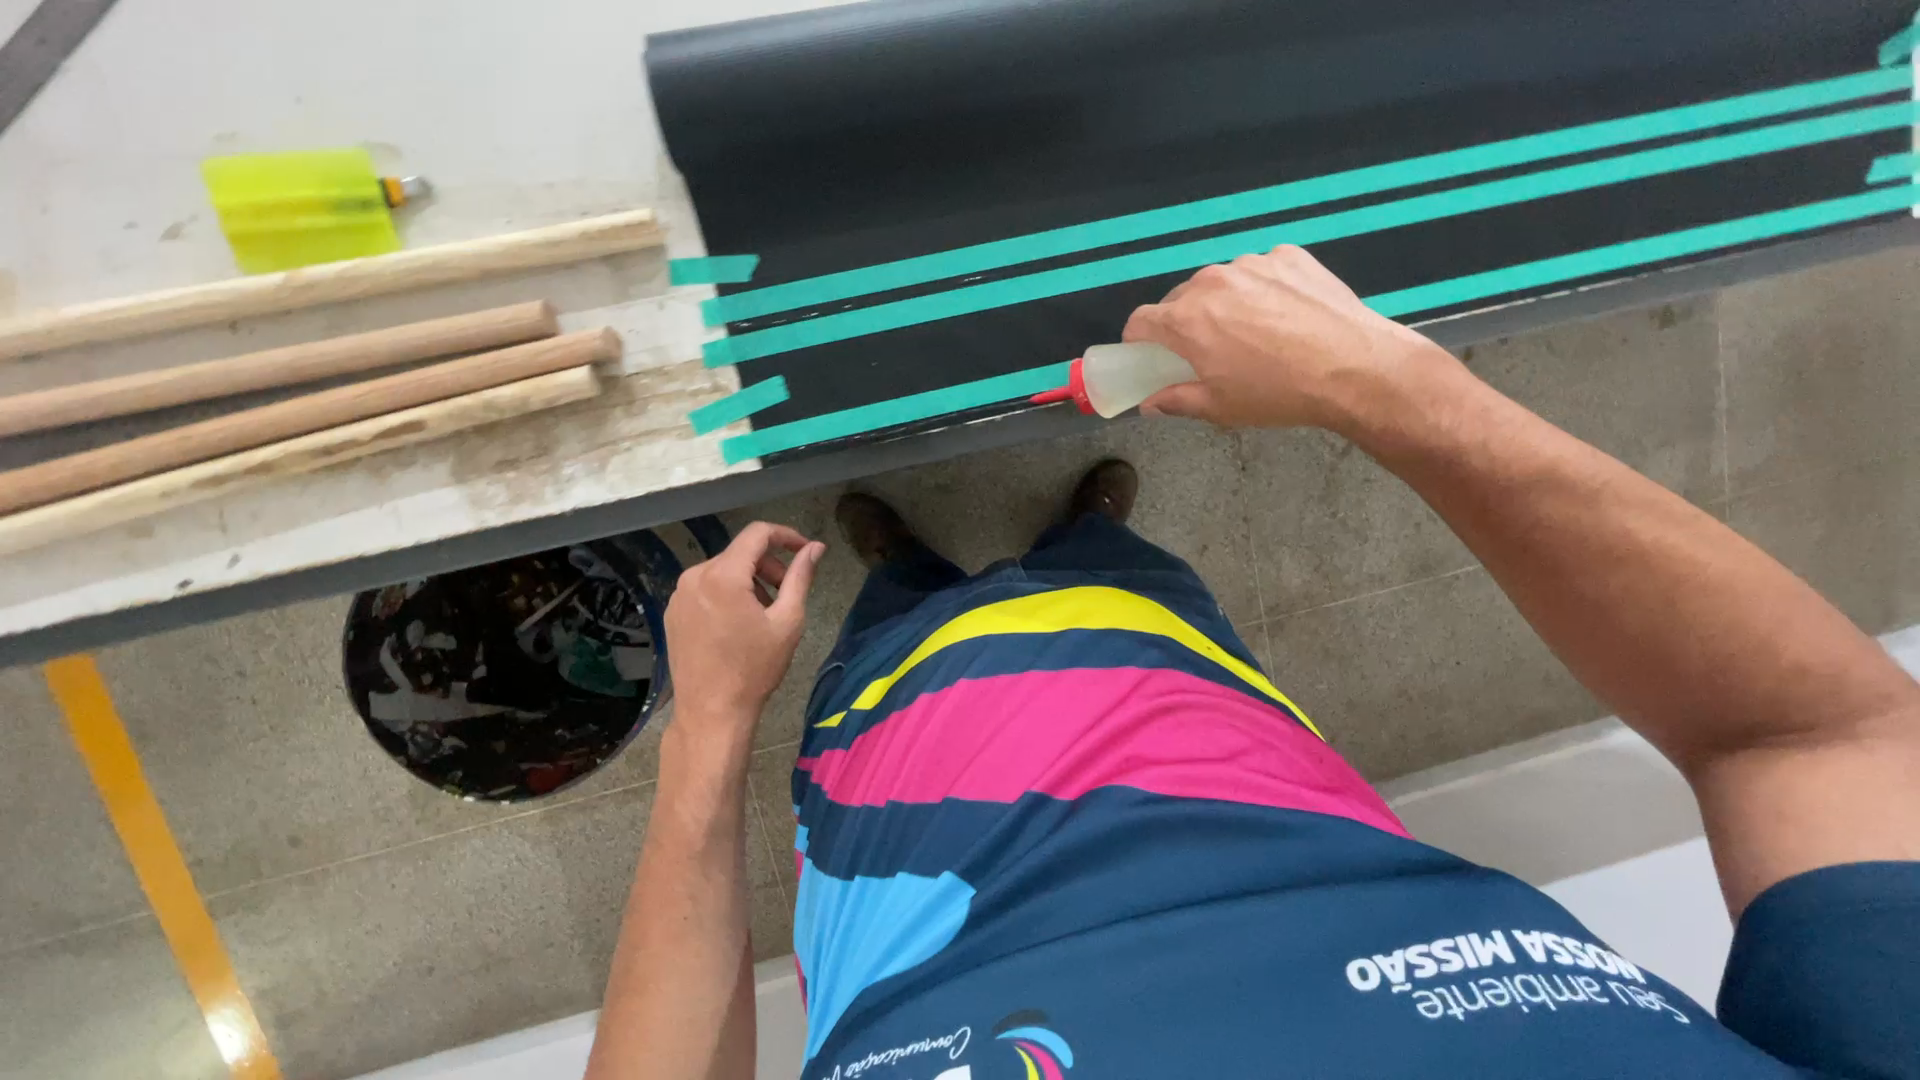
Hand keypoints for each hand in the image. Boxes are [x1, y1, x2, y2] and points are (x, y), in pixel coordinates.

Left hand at [664, 522, 824, 738]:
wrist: (712, 712)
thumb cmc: (755, 668)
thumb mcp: (787, 621)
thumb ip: (801, 577)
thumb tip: (815, 548)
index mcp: (723, 575)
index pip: (757, 534)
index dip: (786, 536)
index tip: (806, 550)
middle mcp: (694, 576)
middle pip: (739, 553)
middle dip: (768, 566)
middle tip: (787, 593)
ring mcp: (679, 595)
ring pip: (722, 570)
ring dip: (748, 581)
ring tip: (763, 614)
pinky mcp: (673, 612)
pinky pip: (705, 588)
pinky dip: (727, 594)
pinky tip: (738, 624)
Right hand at [1122, 245, 1455, 429]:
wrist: (1354, 367)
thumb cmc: (1277, 394)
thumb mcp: (1218, 407)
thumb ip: (1174, 401)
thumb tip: (1150, 402)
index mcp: (1186, 320)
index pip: (1141, 321)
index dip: (1140, 341)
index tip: (1151, 356)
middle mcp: (1212, 282)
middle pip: (1180, 299)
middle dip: (1184, 323)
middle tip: (1209, 351)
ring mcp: (1253, 264)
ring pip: (1221, 283)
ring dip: (1223, 304)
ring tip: (1253, 333)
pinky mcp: (1288, 256)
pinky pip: (1260, 272)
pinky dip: (1261, 290)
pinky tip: (1284, 316)